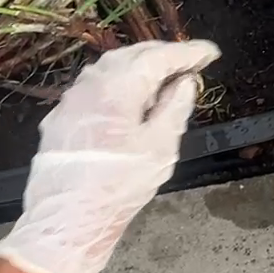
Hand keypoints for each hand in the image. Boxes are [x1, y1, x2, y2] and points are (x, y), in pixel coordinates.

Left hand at [0, 39, 220, 272]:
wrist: (68, 219)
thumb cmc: (119, 185)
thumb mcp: (159, 148)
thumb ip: (175, 108)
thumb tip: (185, 81)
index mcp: (118, 86)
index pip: (159, 57)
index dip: (188, 52)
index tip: (211, 53)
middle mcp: (91, 83)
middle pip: (132, 55)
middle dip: (163, 55)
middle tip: (191, 62)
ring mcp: (72, 99)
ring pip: (110, 68)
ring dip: (139, 66)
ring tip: (163, 76)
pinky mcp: (62, 116)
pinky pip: (95, 86)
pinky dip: (119, 82)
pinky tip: (129, 97)